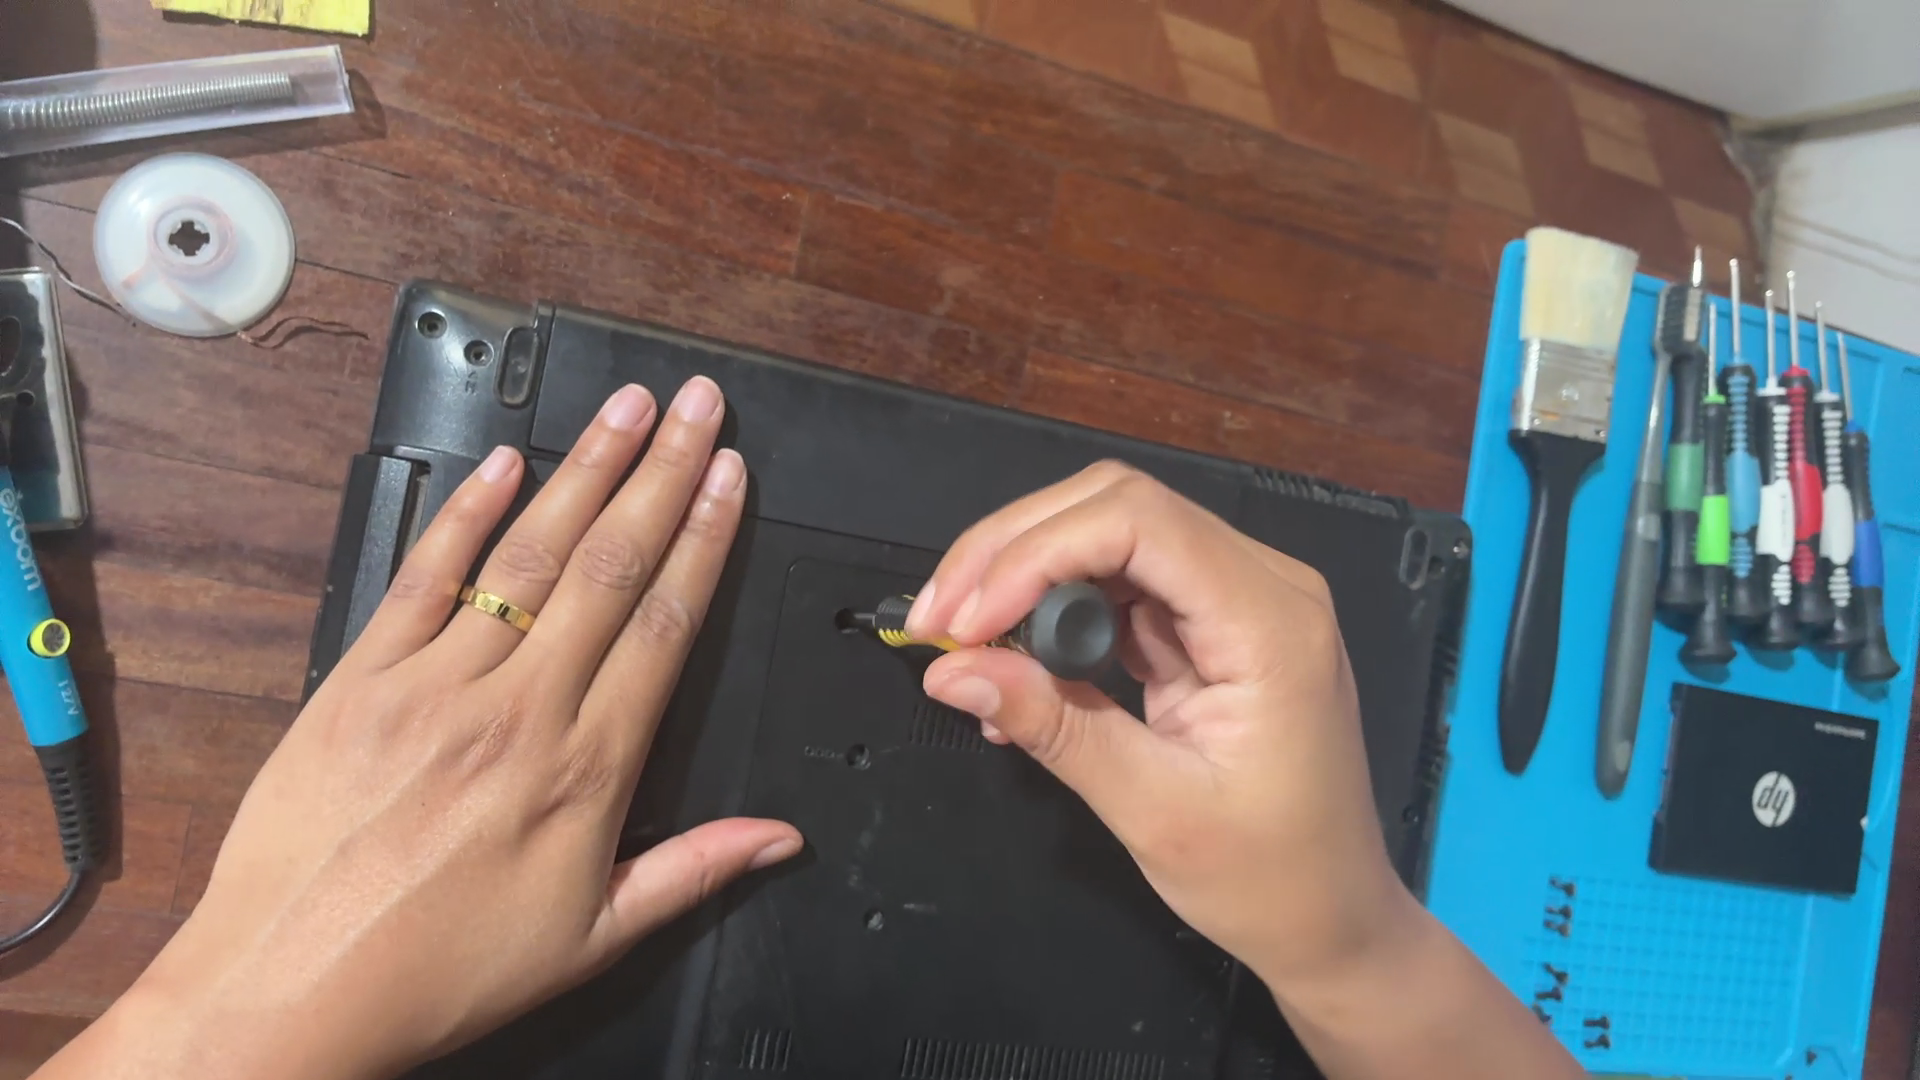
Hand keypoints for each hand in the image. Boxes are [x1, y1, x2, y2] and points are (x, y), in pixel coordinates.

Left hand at [48, 380, 800, 1079]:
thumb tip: (787, 837)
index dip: (705, 539)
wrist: (280, 999)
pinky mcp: (362, 677)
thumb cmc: (452, 966)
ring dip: (588, 472)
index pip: (667, 623)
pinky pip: (425, 578)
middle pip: (611, 565)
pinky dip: (466, 513)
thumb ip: (700, 867)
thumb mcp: (598, 933)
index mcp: (587, 764)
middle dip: (663, 474)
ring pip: (530, 554)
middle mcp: (522, 705)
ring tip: (627, 407)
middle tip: (695, 406)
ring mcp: (437, 682)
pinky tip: (508, 461)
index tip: (729, 476)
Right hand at [910, 464, 1580, 1079]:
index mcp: (1268, 620)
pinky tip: (1006, 658)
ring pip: (1101, 531)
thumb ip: (1053, 727)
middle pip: (1113, 505)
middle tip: (939, 620)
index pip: (1138, 522)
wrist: (1334, 916)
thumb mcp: (1154, 811)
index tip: (967, 625)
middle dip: (1010, 550)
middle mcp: (1255, 580)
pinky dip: (1044, 607)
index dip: (1037, 554)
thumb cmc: (1268, 879)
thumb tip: (949, 671)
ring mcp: (1226, 592)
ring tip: (958, 637)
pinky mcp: (1198, 616)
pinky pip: (1107, 581)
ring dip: (1017, 571)